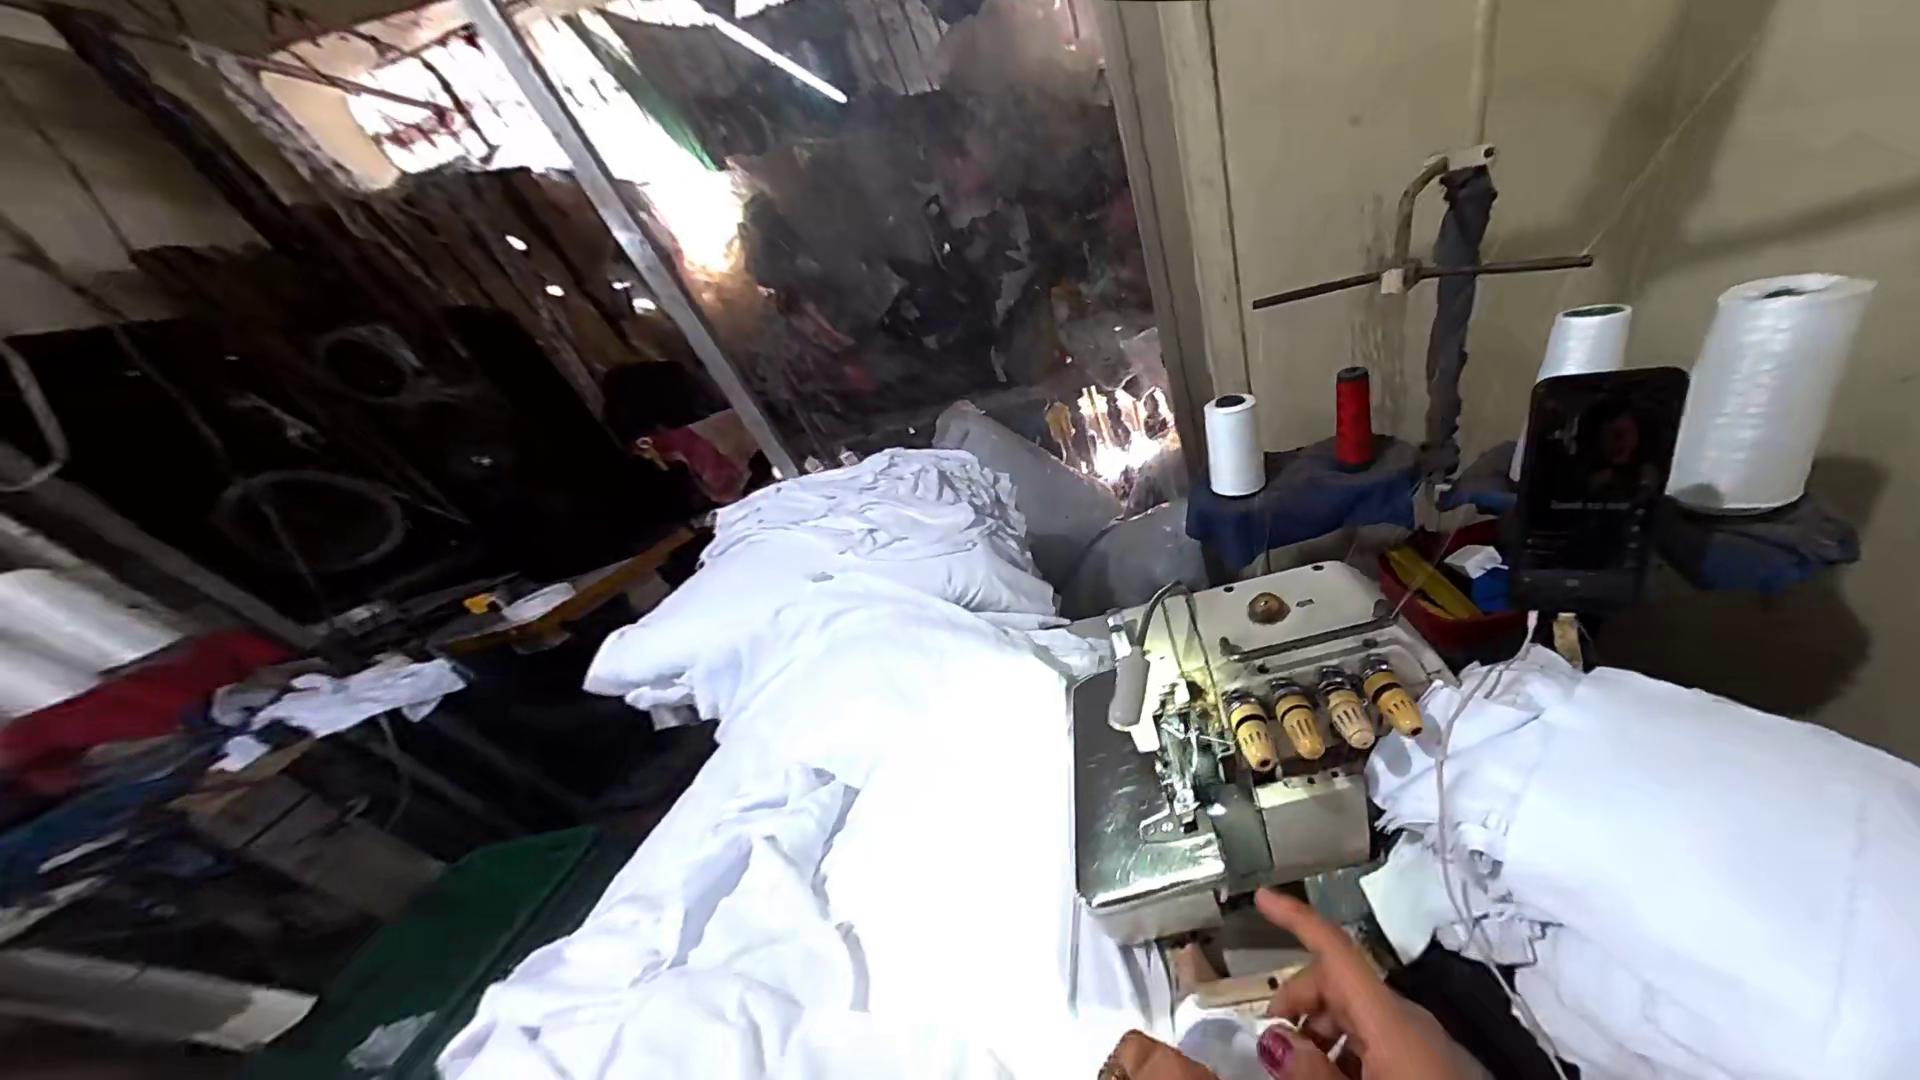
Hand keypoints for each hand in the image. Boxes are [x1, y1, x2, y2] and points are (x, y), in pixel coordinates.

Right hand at [1254, 888, 1484, 1079]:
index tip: (1260, 898)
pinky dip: (1350, 1056)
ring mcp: (1432, 1051)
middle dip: (1299, 1002)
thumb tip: (1274, 1039)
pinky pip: (1382, 1045)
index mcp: (1393, 1023)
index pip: (1336, 949)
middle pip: (1340, 984)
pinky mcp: (1442, 1076)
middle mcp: (1413, 1024)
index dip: (1296, 918)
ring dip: (1322, 1034)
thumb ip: (1311, 1073)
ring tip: (1302, 1074)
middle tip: (1272, 1045)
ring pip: (1359, 1017)